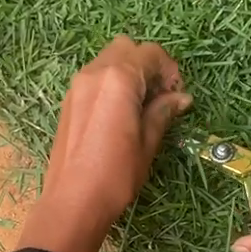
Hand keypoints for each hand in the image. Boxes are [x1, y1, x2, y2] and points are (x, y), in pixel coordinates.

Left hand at [17, 36, 192, 251]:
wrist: (73, 202)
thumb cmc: (116, 175)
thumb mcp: (148, 143)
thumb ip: (163, 112)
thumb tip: (181, 98)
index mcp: (118, 79)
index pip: (150, 54)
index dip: (170, 70)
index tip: (177, 95)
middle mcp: (94, 73)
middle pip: (127, 49)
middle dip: (148, 66)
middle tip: (160, 97)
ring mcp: (77, 86)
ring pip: (109, 60)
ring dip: (129, 74)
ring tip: (141, 107)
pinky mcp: (69, 101)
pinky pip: (95, 78)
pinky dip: (112, 84)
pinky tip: (121, 114)